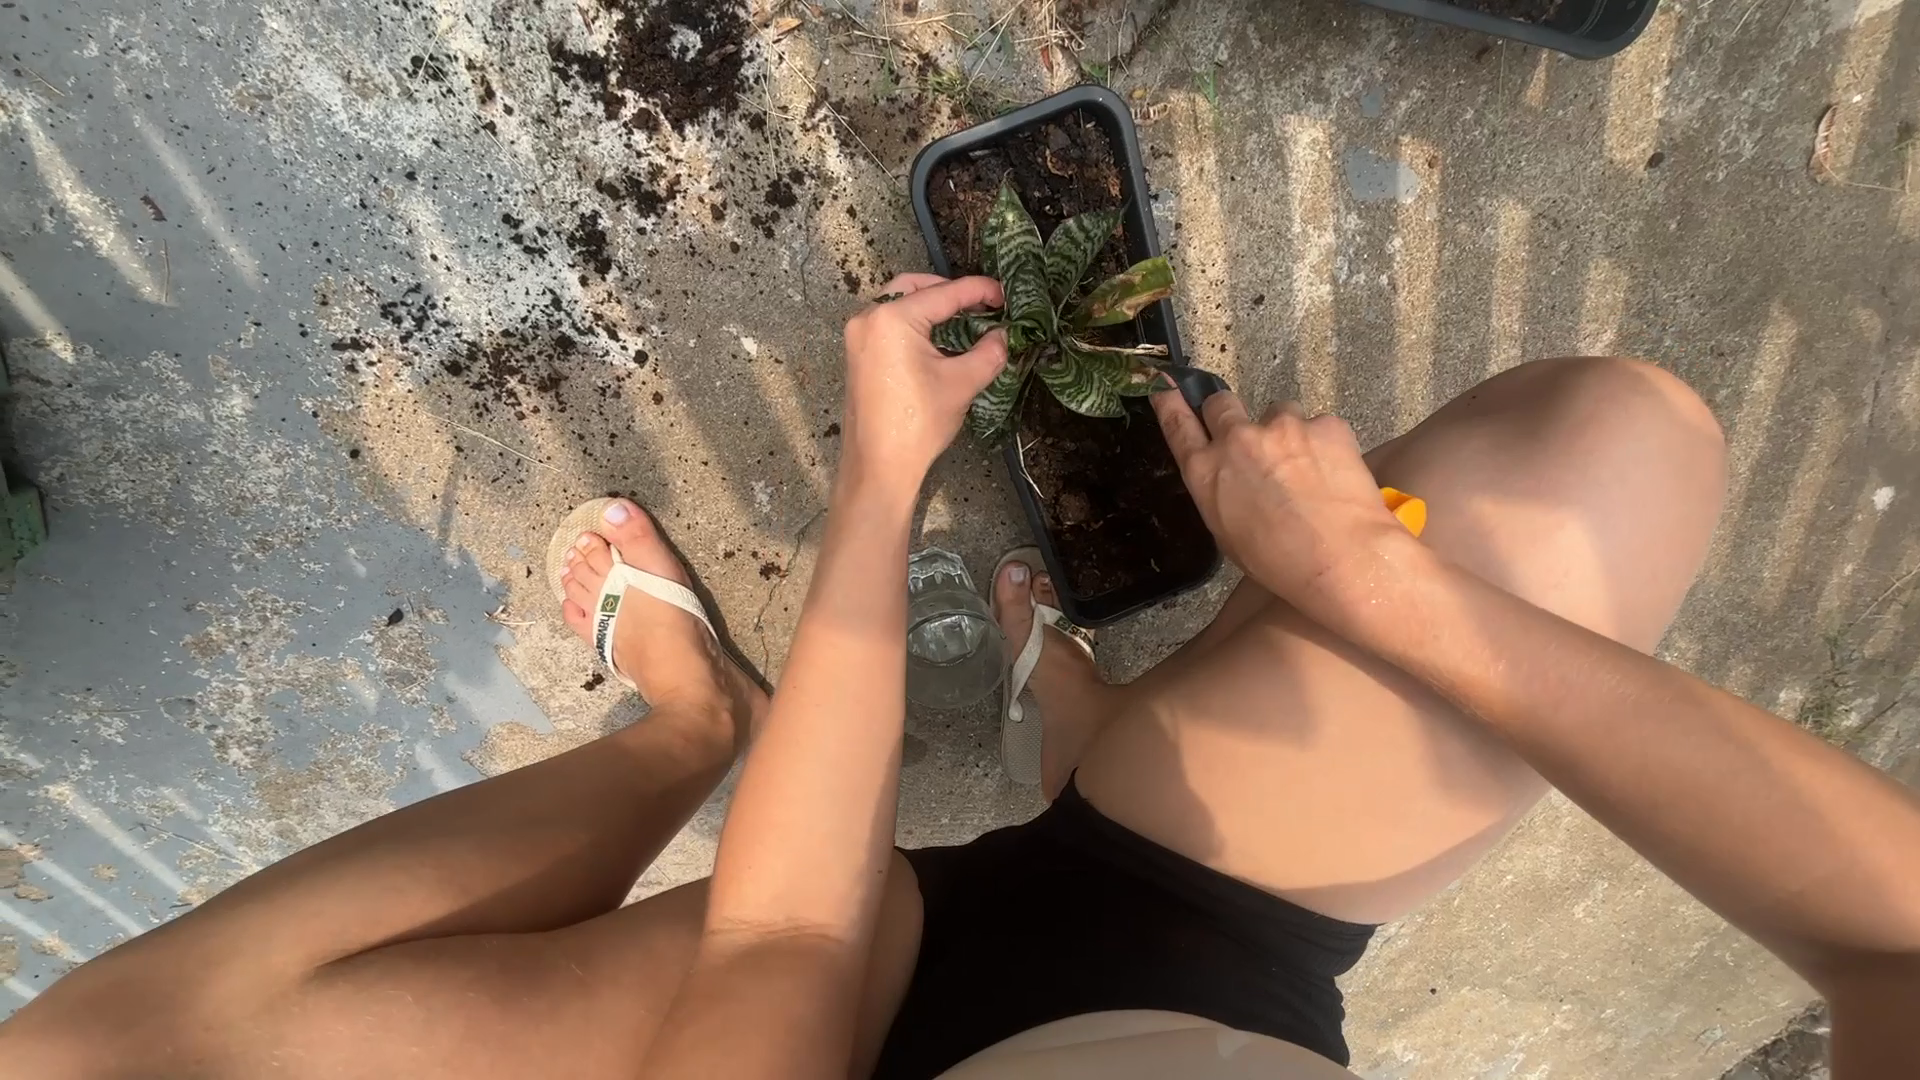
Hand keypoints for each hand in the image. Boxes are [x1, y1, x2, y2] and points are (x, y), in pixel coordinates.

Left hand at [839, 273, 1008, 492]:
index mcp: (892, 319)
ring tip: (965, 322)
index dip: (979, 291)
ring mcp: (859, 338)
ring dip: (932, 309)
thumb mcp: (961, 384)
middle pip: (915, 288)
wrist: (879, 467)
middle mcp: (869, 319)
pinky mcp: (859, 357)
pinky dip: (916, 326)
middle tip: (981, 305)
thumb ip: (988, 352)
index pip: (944, 293)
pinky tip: (940, 342)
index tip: (1005, 296)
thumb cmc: (917, 425)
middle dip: (950, 293)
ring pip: (900, 306)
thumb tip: (1003, 336)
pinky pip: (890, 327)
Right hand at [1151, 387, 1414, 618]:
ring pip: (1276, 412)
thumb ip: (1220, 490)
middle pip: (1220, 403)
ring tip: (1304, 468)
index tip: (1167, 386)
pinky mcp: (1326, 424)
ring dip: (1283, 432)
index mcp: (1205, 471)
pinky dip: (1323, 444)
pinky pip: (1319, 425)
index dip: (1170, 401)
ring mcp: (1282, 426)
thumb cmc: (1277, 561)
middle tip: (1247, 437)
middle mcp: (1236, 439)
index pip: (1177, 424)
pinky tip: (1334, 473)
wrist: (1343, 558)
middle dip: (1228, 413)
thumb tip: (1231, 477)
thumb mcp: (1226, 531)